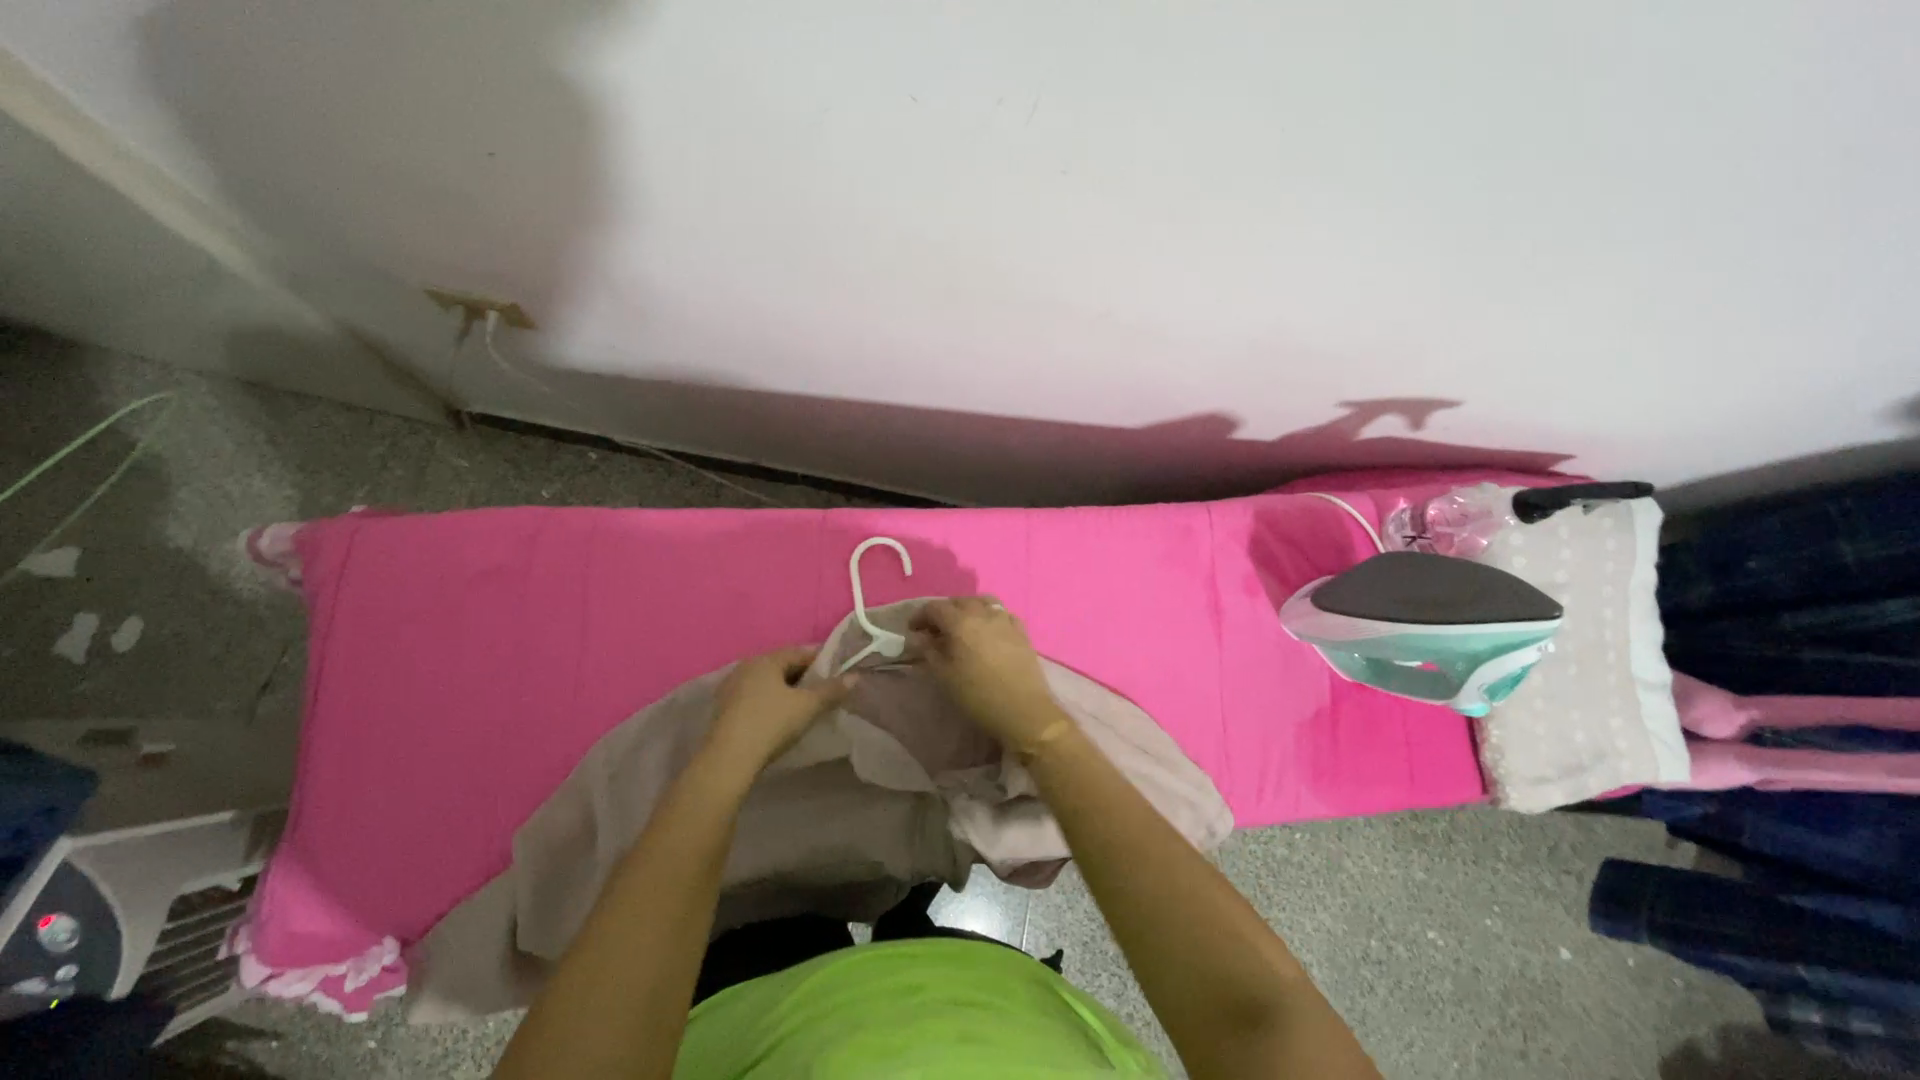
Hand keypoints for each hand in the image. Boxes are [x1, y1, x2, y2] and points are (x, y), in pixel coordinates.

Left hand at [706, 647, 855, 771]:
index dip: (821, 659)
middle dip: (803, 675)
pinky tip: (778, 716)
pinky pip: (754, 697)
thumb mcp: (808, 706)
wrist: (728, 758)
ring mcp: (731, 687)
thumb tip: (854, 676)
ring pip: (766, 682)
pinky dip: (769, 701)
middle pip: (781, 665)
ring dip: (784, 689)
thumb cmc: (771, 723)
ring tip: (803, 704)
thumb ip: (832, 690)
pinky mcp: (724, 708)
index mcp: (766, 660)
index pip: (799, 652)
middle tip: (823, 688)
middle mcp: (746, 666)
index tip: (837, 670)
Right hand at [910, 597, 1065, 749]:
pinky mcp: (1022, 632)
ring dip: (968, 609)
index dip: (920, 616)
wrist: (1023, 711)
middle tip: (935, 630)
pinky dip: (990, 617)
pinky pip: (1002, 614)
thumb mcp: (944, 676)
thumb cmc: (978, 696)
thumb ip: (929, 652)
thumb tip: (920, 637)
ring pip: (983, 602)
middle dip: (943, 611)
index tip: (912, 631)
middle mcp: (984, 614)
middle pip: (959, 601)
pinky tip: (988, 632)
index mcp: (961, 622)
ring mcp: (1006, 620)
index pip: (935, 608)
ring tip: (962, 626)